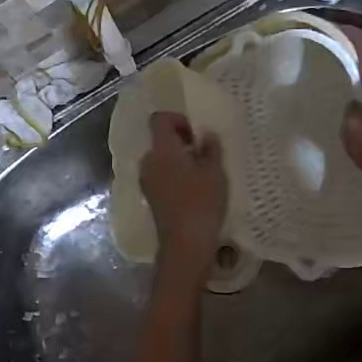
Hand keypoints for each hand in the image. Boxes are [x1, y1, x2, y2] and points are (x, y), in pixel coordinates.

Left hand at [140, 112, 227, 252]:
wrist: (185, 243)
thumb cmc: (202, 201)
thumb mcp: (214, 172)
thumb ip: (210, 149)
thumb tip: (206, 135)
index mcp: (162, 149)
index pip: (160, 119)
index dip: (178, 119)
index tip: (196, 133)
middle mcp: (148, 161)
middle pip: (161, 140)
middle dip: (182, 141)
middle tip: (204, 153)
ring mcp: (146, 180)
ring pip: (161, 159)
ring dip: (179, 159)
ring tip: (202, 173)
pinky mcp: (150, 197)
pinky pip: (161, 175)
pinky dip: (175, 175)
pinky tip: (194, 189)